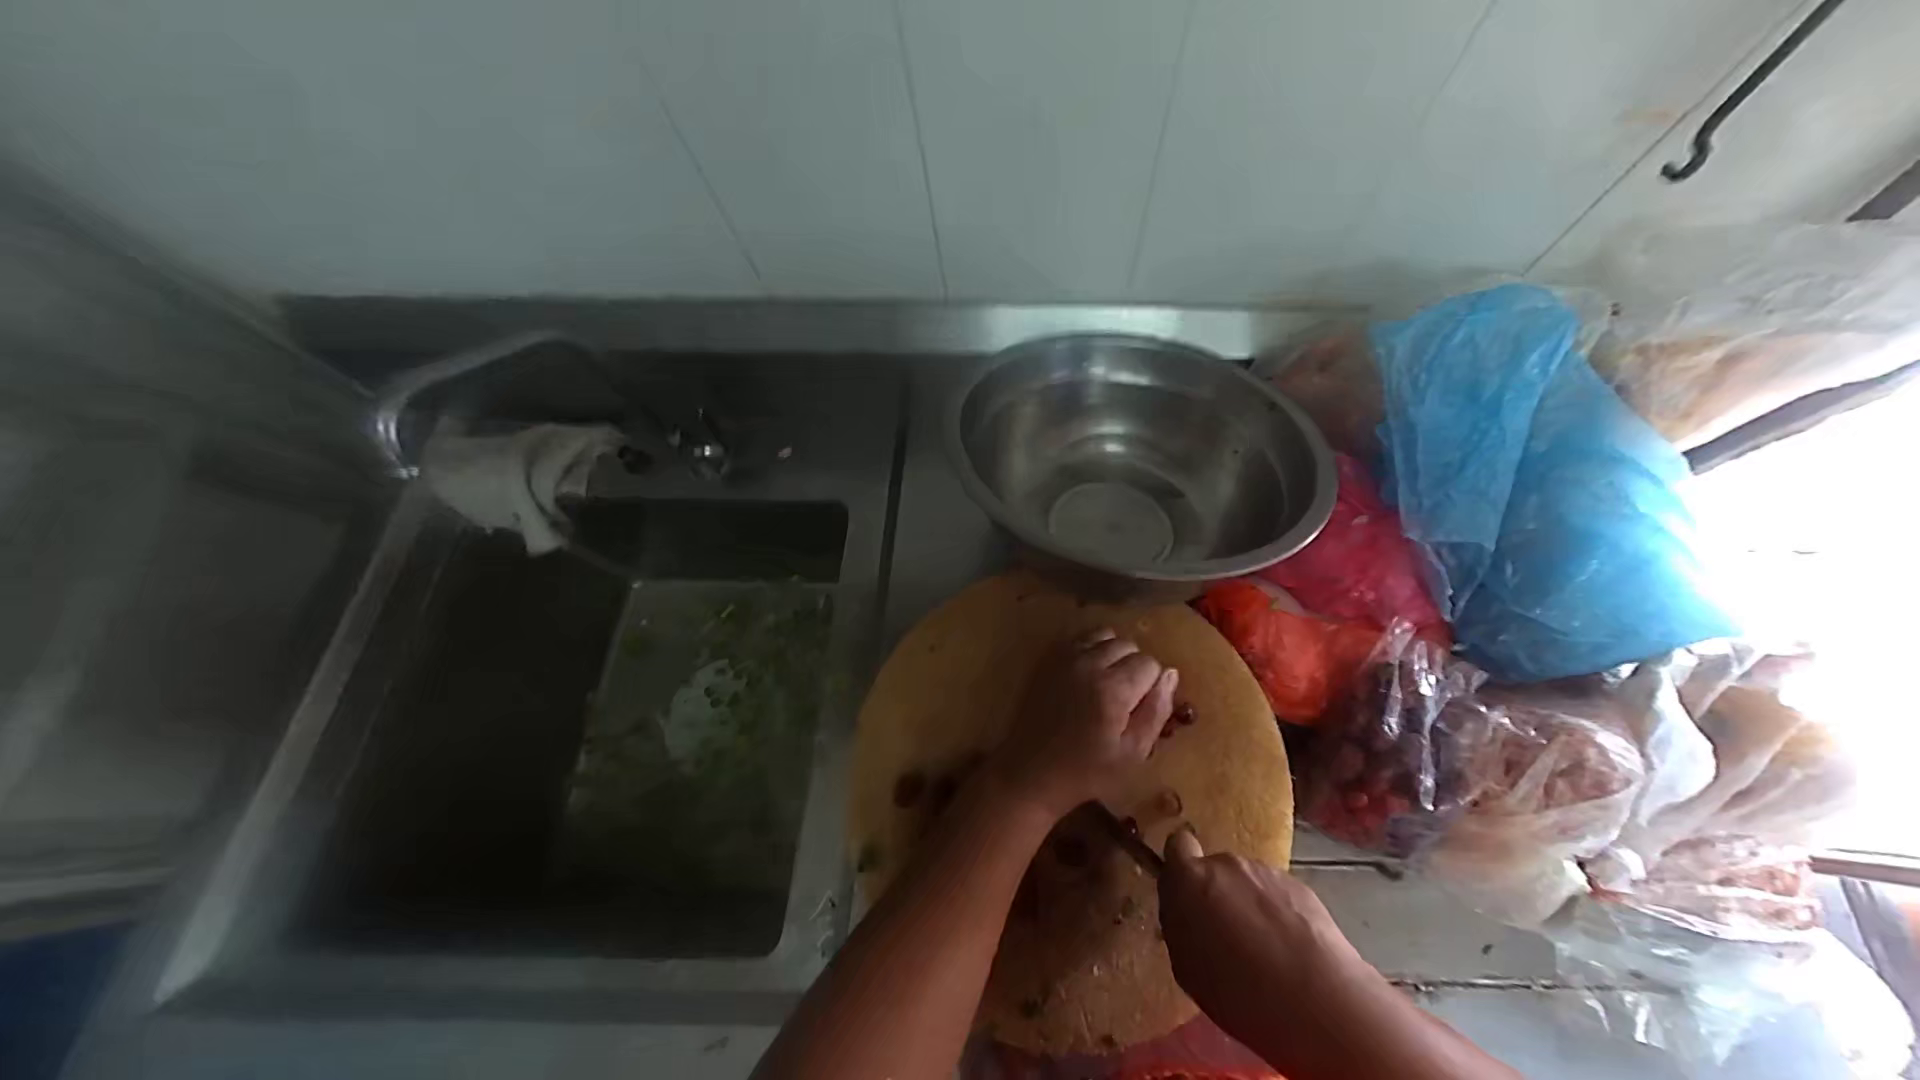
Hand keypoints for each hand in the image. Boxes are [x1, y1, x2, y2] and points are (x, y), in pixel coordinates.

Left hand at [989, 628, 1177, 818]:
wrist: (1032, 770)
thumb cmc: (1087, 770)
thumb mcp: (1133, 753)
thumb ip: (1156, 711)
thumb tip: (1170, 674)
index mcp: (1112, 689)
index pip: (1150, 664)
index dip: (1152, 685)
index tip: (1140, 707)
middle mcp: (1088, 664)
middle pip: (1128, 645)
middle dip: (1135, 668)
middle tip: (1126, 698)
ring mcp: (1065, 658)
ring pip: (1105, 636)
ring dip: (1113, 654)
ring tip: (1108, 683)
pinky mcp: (1049, 660)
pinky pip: (1080, 638)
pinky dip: (1091, 649)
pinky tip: (1088, 675)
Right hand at [1158, 828, 1360, 1031]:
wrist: (1316, 1001)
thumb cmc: (1237, 991)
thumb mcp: (1187, 967)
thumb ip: (1180, 925)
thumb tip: (1186, 914)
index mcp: (1189, 879)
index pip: (1177, 845)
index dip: (1182, 866)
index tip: (1190, 895)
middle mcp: (1225, 864)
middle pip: (1216, 870)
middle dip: (1219, 894)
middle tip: (1231, 937)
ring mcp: (1265, 871)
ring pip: (1248, 883)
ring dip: (1250, 905)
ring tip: (1268, 949)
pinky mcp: (1300, 885)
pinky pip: (1278, 895)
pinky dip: (1280, 914)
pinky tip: (1292, 950)